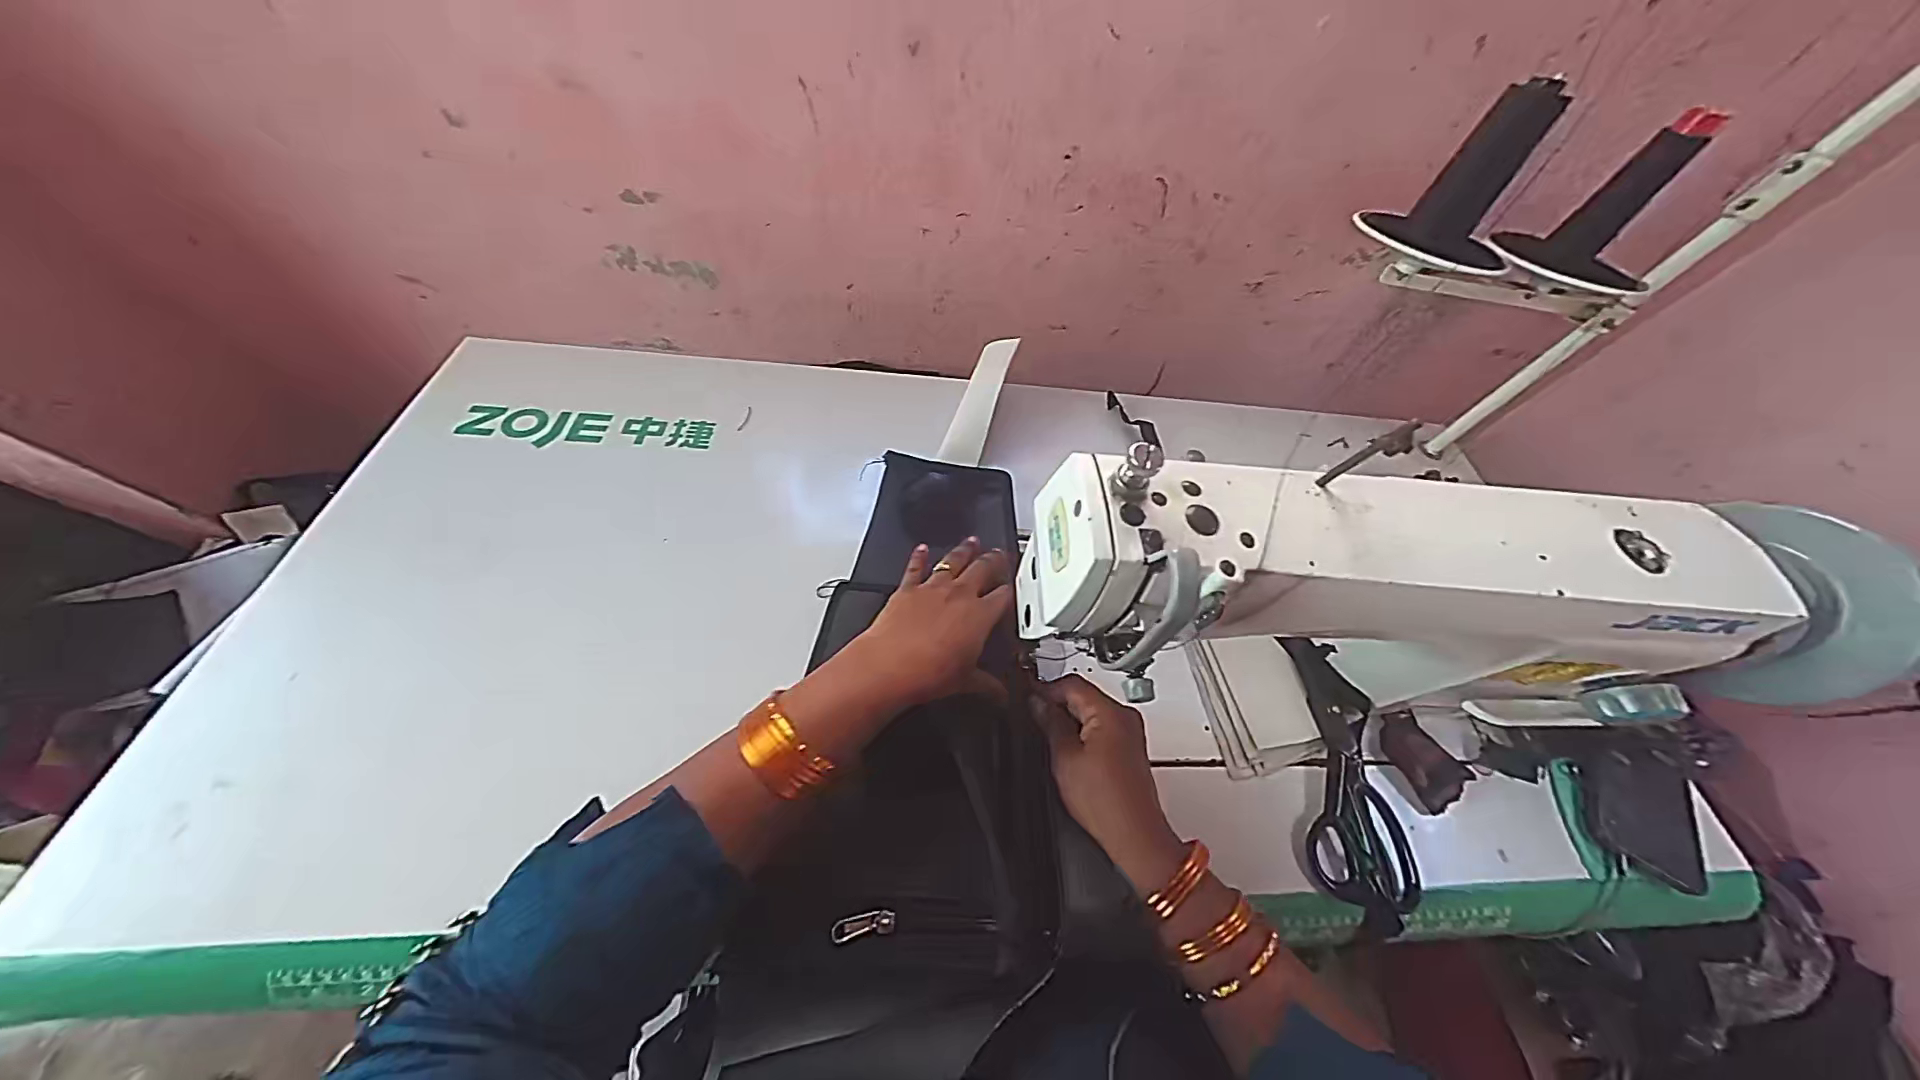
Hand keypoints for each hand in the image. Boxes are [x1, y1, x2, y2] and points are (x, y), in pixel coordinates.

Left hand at [831, 538, 1013, 710]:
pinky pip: (915, 567)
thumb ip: (987, 685)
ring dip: (964, 550)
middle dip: (994, 559)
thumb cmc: (928, 672)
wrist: (889, 666)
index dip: (1012, 589)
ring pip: (953, 561)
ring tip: (971, 542)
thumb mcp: (966, 682)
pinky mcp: (907, 589)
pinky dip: (919, 557)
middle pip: (983, 568)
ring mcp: (932, 588)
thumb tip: (998, 694)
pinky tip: (921, 549)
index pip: (1004, 595)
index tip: (1014, 585)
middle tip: (999, 554)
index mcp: (980, 615)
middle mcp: (959, 595)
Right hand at [1028, 674, 1183, 886]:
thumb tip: (1038, 704)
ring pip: (1091, 711)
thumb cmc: (1107, 803)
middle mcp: (1125, 718)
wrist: (1133, 835)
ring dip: (1069, 719)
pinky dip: (1083, 733)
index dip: (1045, 689)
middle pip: (1083, 695)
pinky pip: (1101, 727)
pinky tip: (1070, 753)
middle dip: (1057, 704)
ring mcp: (1130, 733)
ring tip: (1051, 739)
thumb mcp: (1064, 758)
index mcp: (1111, 713)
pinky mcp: (1129, 748)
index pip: (1072, 684)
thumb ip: (1049, 723)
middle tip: (1035, 718)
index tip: (1028, 696)